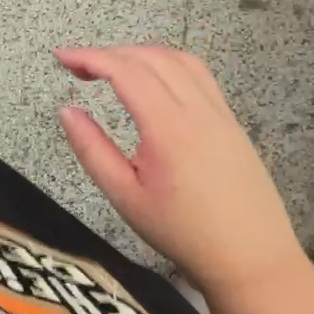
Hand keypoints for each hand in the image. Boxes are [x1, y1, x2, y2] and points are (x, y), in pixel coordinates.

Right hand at [54, 45, 309, 293]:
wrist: (253, 261)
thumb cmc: (182, 232)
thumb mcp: (123, 195)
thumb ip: (91, 149)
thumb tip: (67, 110)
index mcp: (171, 130)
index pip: (127, 72)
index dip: (90, 57)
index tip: (60, 57)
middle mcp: (201, 113)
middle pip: (152, 58)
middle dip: (108, 52)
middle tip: (75, 65)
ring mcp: (223, 116)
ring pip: (180, 61)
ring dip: (138, 54)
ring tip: (108, 69)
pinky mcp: (232, 125)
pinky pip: (198, 77)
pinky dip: (164, 65)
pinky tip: (146, 83)